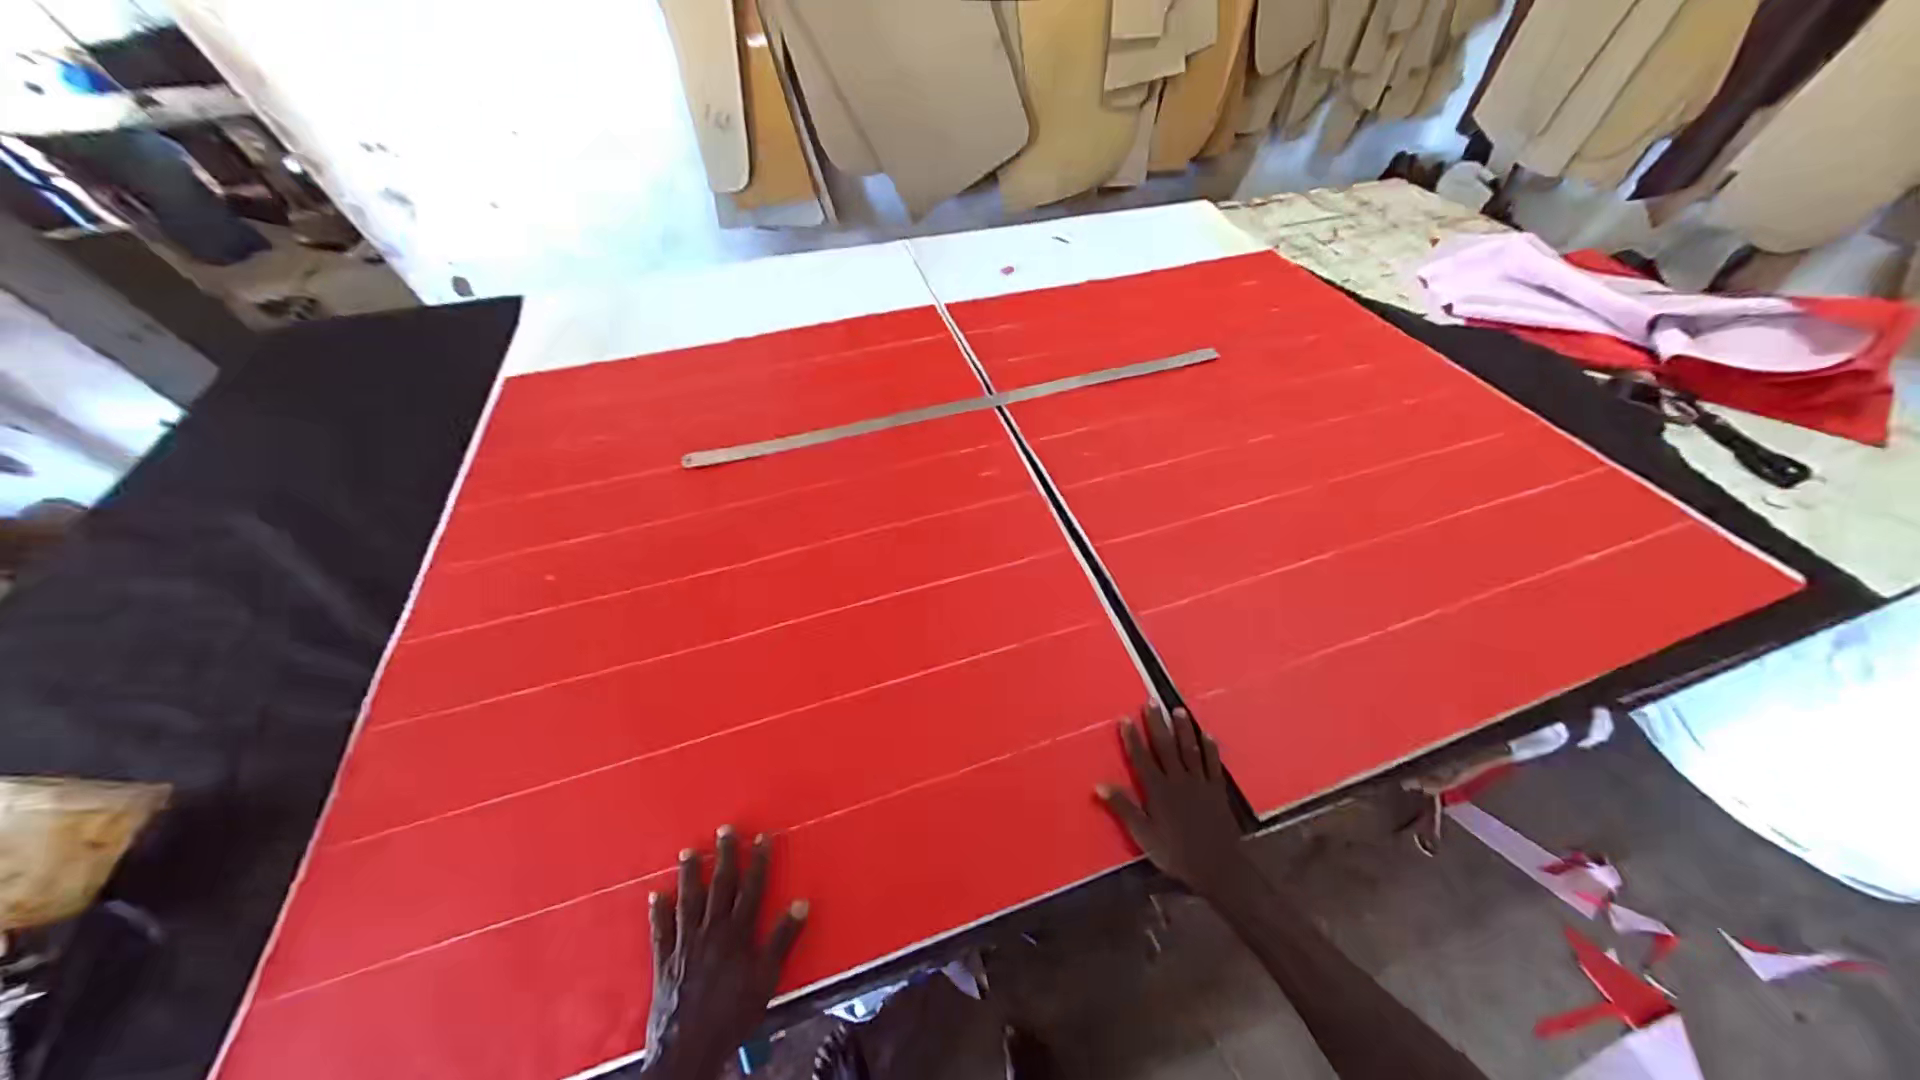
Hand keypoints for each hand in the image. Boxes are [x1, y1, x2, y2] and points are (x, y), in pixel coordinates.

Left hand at [642, 827, 807, 1079]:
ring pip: (688, 901)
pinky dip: (658, 912)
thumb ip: (782, 939)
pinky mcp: (664, 961)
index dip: (758, 860)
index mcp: (737, 933)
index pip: (751, 887)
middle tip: (725, 830)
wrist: (689, 1047)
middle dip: (724, 856)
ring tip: (688, 852)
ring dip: (689, 875)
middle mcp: (710, 931)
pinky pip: (661, 931)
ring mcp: (685, 944)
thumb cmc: (733, 1013)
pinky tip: (655, 896)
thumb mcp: (767, 978)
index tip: (762, 836)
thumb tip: (800, 903)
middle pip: (719, 886)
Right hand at [1096, 703, 1248, 896]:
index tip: (1126, 718)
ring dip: (1183, 728)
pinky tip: (1206, 734)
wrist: (1217, 866)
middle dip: (1157, 723)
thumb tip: (1099, 785)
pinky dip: (1209, 747)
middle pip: (1165, 746)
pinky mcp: (1216, 789)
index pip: (1141, 758)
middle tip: (1152, 701)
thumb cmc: (1175, 852)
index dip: (1132, 738)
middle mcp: (1177, 779)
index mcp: (1157, 790)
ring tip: (1177, 709)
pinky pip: (1212, 763)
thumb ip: (1123, 808)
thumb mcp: (1143, 834)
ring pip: (1189, 748)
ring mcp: (1199, 782)